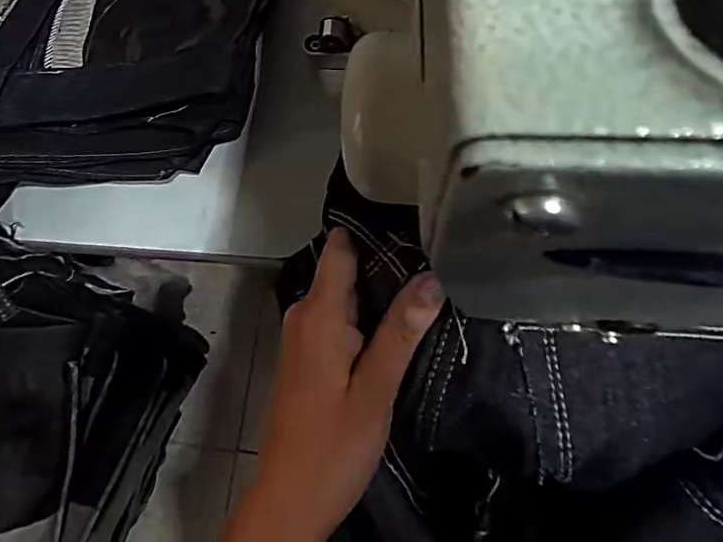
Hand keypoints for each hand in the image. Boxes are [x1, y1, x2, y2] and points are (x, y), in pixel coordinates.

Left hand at [222, 228, 443, 541]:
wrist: (288, 504)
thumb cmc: (331, 447)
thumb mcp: (375, 389)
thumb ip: (401, 331)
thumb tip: (431, 277)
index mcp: (318, 313)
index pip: (340, 246)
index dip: (373, 228)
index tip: (412, 218)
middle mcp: (305, 314)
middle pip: (346, 267)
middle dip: (386, 262)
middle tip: (434, 257)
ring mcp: (303, 335)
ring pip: (345, 293)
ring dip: (379, 291)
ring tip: (425, 284)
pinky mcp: (308, 355)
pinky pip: (339, 315)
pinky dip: (367, 314)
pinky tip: (398, 323)